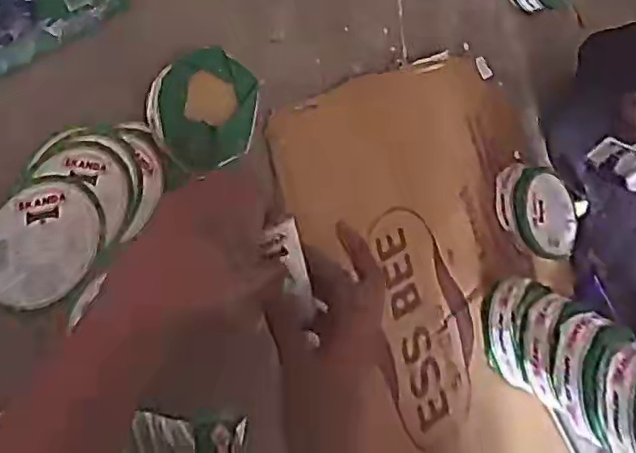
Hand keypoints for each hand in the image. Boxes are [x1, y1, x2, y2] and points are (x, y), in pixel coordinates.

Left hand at [89, 167, 280, 338]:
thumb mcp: (258, 291)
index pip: (265, 194)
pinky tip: (187, 285)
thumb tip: (281, 269)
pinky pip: (177, 234)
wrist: (135, 320)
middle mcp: (202, 186)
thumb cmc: (208, 297)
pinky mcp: (144, 230)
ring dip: (213, 240)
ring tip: (220, 280)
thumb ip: (277, 274)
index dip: (273, 225)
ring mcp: (169, 205)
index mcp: (235, 190)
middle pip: (232, 201)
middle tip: (251, 268)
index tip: (277, 256)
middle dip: (242, 229)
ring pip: (203, 215)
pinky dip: (186, 253)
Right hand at [263, 223, 390, 452]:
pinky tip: (286, 322)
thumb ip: (283, 318)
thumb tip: (266, 278)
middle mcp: (362, 333)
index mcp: (358, 325)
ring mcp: (354, 352)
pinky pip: (330, 330)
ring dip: (313, 294)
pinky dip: (311, 318)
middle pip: (347, 288)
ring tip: (279, 286)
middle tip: (286, 258)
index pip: (369, 276)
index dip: (358, 248)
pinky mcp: (343, 370)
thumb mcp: (296, 362)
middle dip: (319, 269)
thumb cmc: (320, 410)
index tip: (338, 225)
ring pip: (338, 309)